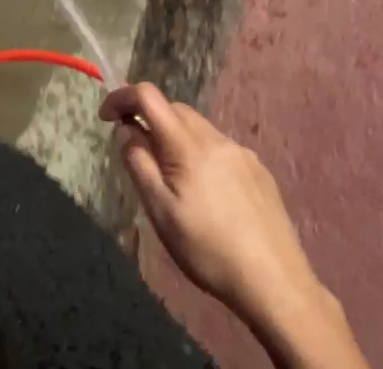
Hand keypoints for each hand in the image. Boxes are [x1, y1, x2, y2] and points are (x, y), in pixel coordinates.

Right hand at [100, 84, 323, 324]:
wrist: (276, 286)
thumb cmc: (208, 250)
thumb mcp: (160, 210)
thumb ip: (138, 162)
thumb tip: (126, 129)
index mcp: (189, 146)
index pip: (149, 96)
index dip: (121, 97)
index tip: (105, 118)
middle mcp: (217, 140)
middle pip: (174, 109)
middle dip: (147, 118)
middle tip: (135, 152)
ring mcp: (243, 155)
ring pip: (198, 128)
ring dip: (174, 137)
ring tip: (170, 177)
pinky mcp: (260, 173)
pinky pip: (219, 148)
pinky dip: (199, 153)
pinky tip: (205, 192)